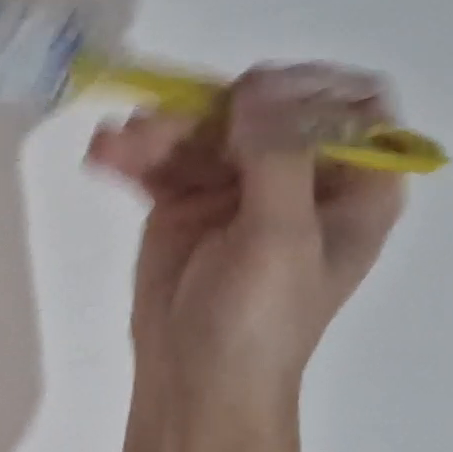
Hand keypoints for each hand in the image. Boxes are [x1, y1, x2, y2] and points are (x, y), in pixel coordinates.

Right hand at [86, 64, 404, 403]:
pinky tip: (102, 157)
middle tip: (151, 128)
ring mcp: (232, 190)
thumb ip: (276, 157)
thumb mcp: (280, 235)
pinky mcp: (179, 203)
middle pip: (253, 113)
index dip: (300, 89)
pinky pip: (156, 162)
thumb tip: (261, 82)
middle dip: (201, 114)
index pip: (348, 107)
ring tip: (115, 147)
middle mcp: (295, 178)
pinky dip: (128, 155)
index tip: (241, 97)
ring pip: (197, 134)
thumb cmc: (260, 314)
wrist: (196, 369)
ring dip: (153, 133)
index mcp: (350, 184)